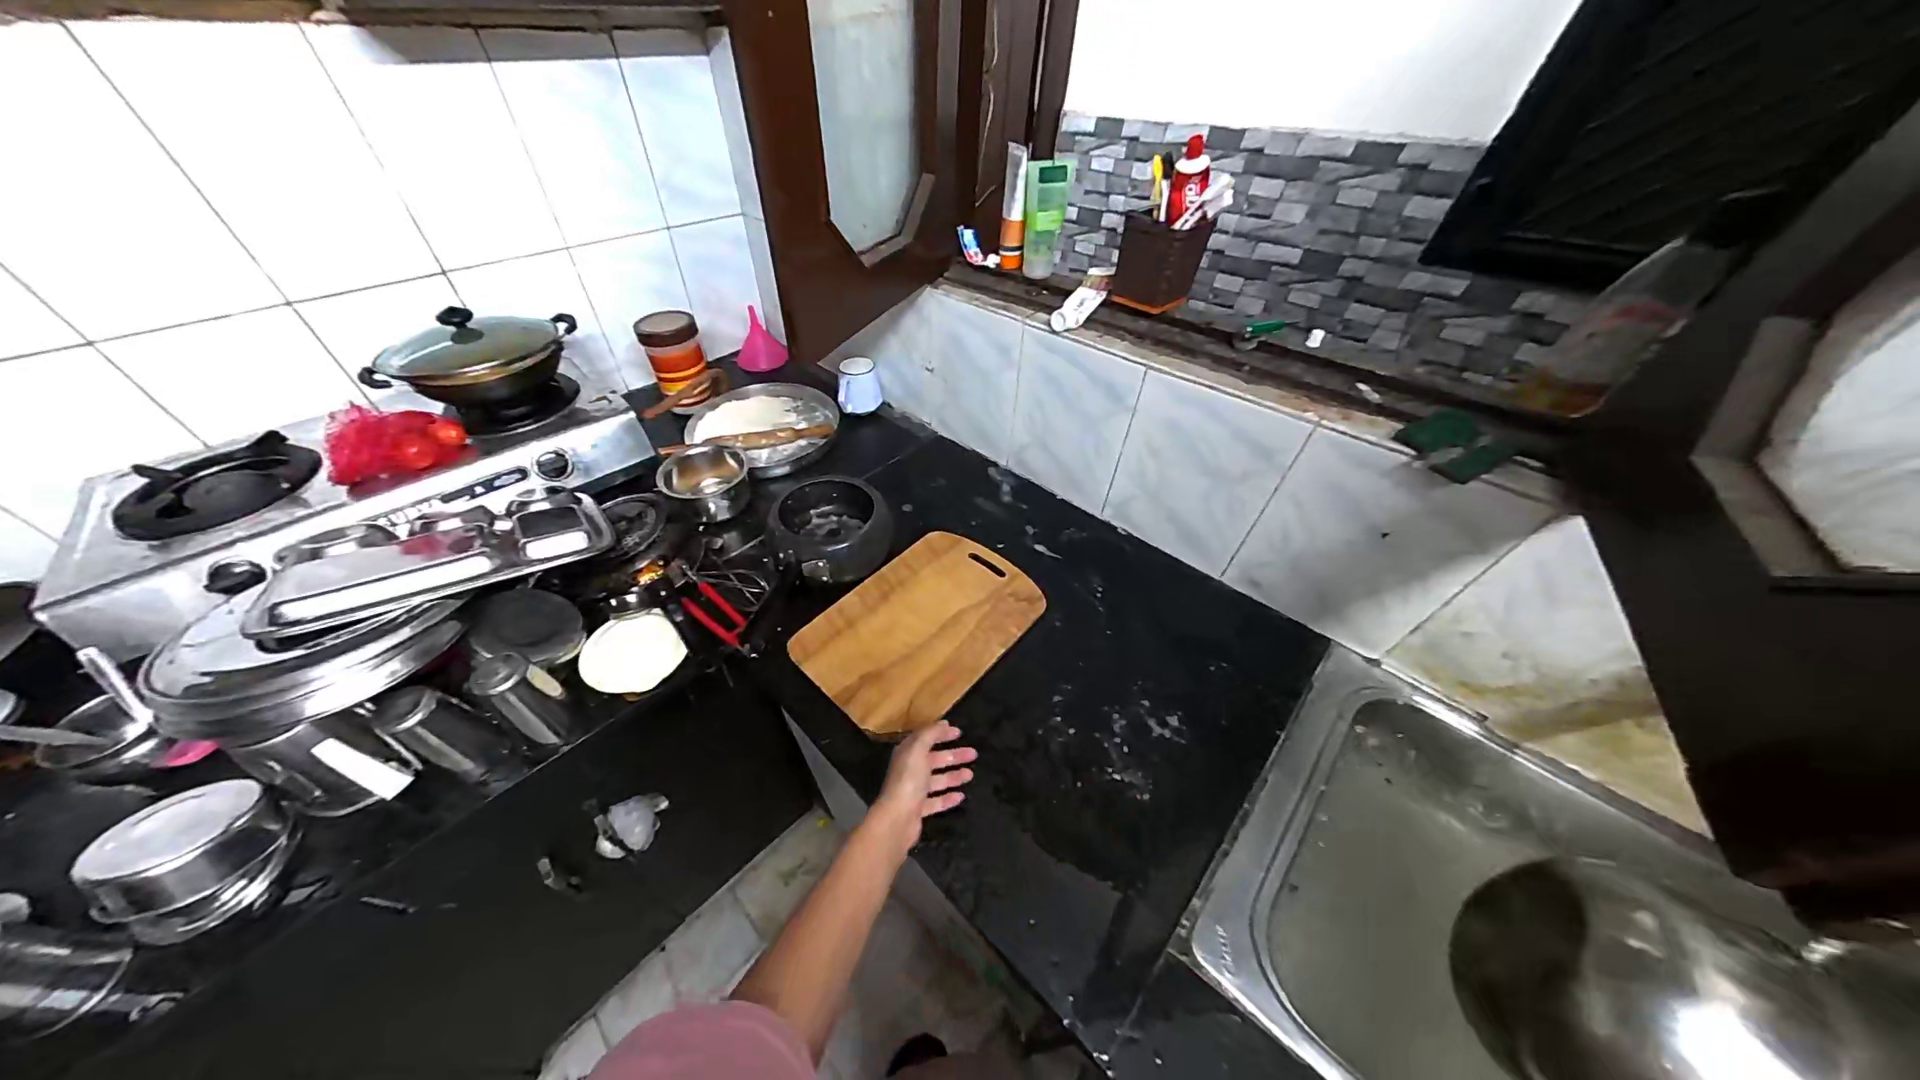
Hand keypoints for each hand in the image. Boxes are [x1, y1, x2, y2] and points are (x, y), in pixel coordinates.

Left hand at [869, 721, 976, 851]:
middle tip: (973, 753)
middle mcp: (910, 770)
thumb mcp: (918, 749)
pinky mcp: (919, 810)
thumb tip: (943, 723)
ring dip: (954, 776)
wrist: (897, 818)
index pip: (925, 739)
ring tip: (970, 774)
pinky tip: (961, 796)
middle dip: (953, 755)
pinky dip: (948, 798)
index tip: (959, 732)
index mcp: (907, 754)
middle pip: (934, 760)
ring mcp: (914, 791)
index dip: (941, 734)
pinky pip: (937, 801)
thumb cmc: (908, 779)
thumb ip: (930, 734)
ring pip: (937, 780)